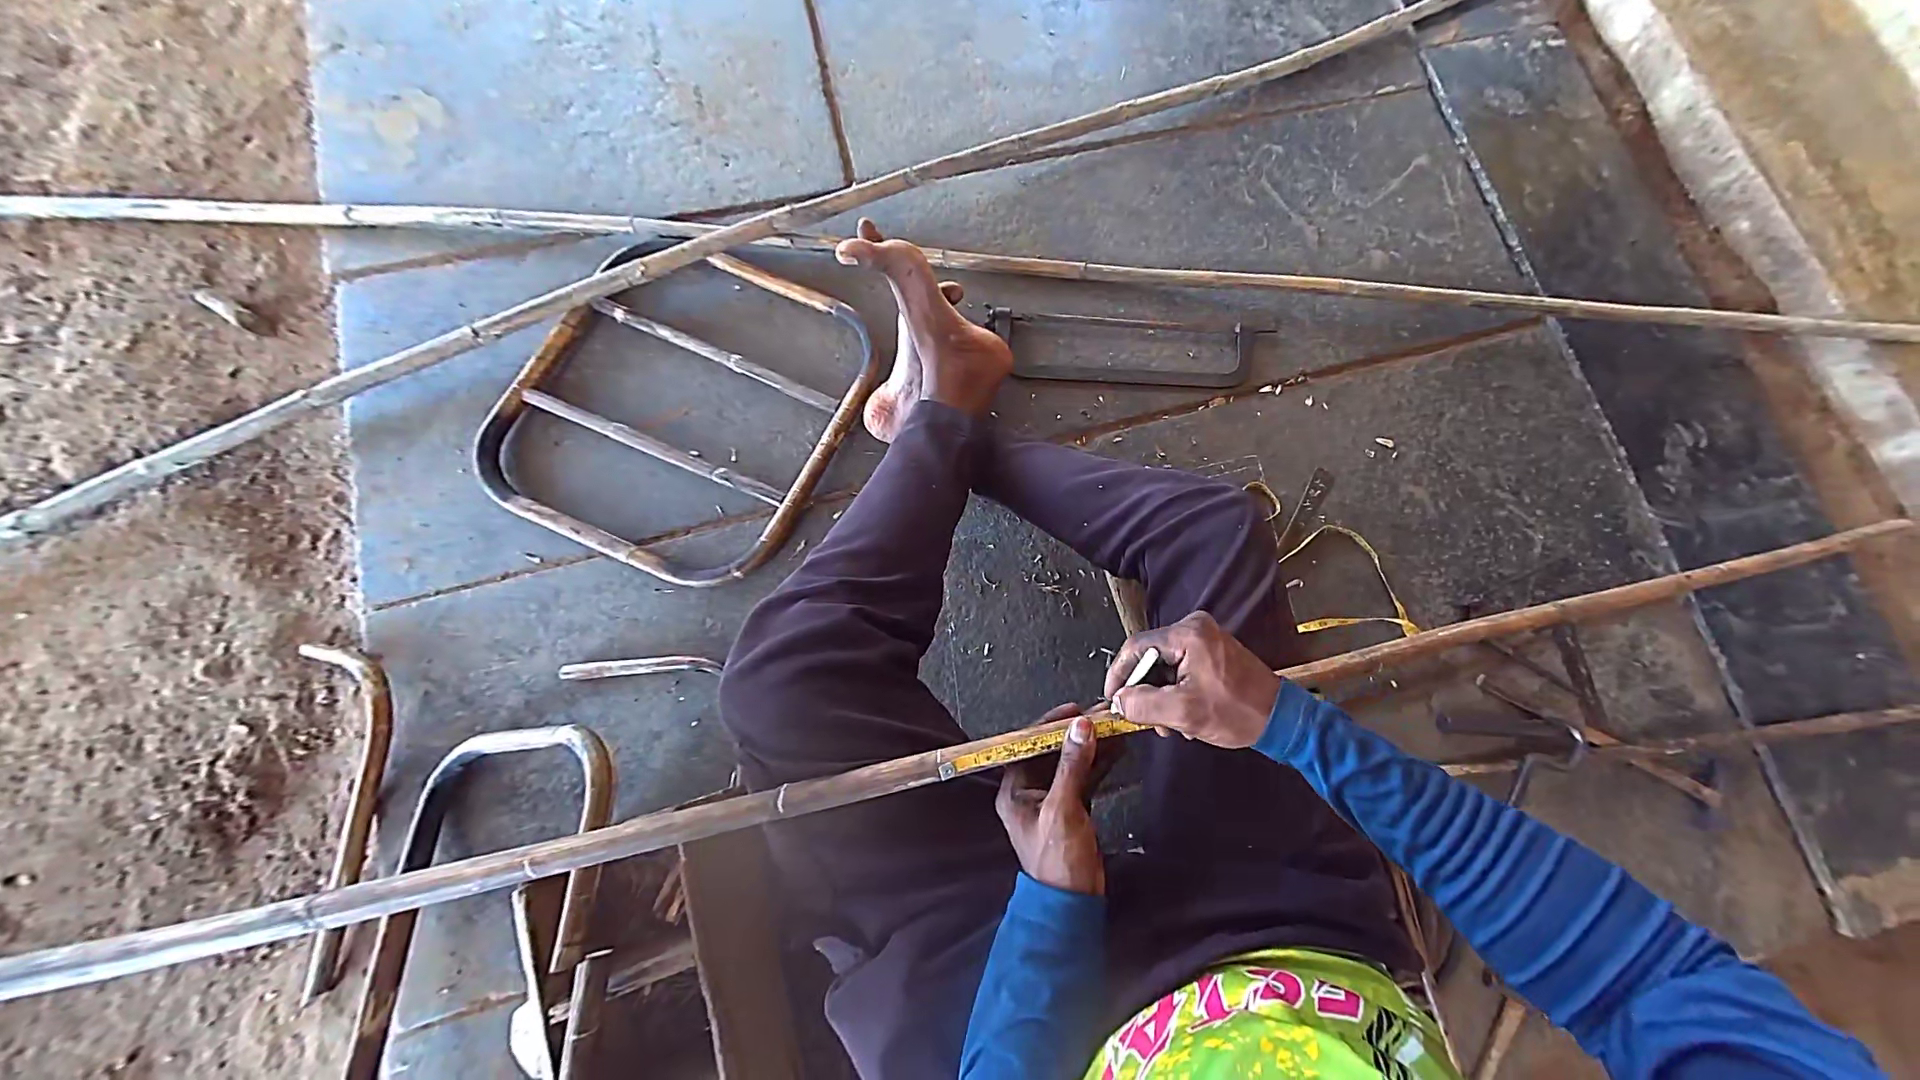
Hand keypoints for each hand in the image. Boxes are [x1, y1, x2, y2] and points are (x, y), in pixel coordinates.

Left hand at [995, 705, 1105, 895]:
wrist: (1073, 905)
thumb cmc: (1057, 862)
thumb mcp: (1062, 810)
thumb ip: (1071, 767)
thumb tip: (1080, 727)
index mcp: (1014, 790)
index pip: (1028, 745)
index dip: (1050, 724)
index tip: (1074, 710)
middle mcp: (1028, 791)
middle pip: (1051, 751)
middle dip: (1074, 733)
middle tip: (1098, 715)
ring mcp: (1050, 800)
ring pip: (1069, 763)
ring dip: (1089, 746)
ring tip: (1111, 727)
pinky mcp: (1070, 809)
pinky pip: (1082, 777)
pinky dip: (1097, 763)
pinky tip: (1114, 750)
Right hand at [1105, 611, 1282, 748]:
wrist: (1283, 720)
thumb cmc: (1238, 713)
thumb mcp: (1184, 712)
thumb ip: (1143, 704)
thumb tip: (1118, 701)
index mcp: (1188, 634)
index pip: (1136, 647)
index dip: (1119, 675)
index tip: (1113, 699)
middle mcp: (1194, 627)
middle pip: (1149, 657)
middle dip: (1145, 691)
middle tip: (1147, 719)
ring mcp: (1205, 637)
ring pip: (1163, 666)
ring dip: (1161, 696)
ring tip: (1170, 724)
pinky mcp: (1211, 650)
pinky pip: (1179, 667)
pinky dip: (1175, 691)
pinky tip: (1184, 715)